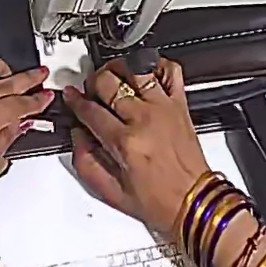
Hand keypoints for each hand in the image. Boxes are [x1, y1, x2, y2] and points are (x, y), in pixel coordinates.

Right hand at [64, 58, 210, 236]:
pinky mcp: (180, 104)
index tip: (71, 97)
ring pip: (136, 69)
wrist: (194, 202)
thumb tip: (77, 134)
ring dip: (119, 68)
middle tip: (91, 91)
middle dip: (92, 83)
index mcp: (125, 142)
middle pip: (108, 82)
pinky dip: (156, 65)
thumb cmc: (158, 200)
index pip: (90, 110)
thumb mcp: (111, 192)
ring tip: (113, 76)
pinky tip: (144, 73)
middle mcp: (145, 119)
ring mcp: (164, 107)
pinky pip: (170, 71)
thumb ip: (86, 162)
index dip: (75, 101)